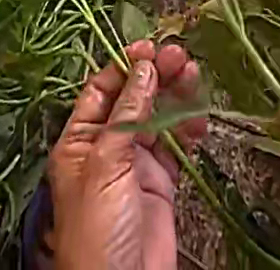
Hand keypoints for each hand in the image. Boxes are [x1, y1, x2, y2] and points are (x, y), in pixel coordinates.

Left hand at [47, 40, 207, 269]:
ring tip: (193, 74)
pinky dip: (188, 127)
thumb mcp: (106, 164)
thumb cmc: (98, 232)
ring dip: (175, 94)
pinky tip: (199, 113)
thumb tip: (144, 67)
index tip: (148, 47)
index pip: (102, 89)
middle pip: (134, 98)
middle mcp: (107, 147)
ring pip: (158, 117)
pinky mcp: (160, 183)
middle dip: (156, 75)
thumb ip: (127, 114)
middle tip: (178, 56)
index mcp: (80, 140)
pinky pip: (176, 146)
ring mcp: (135, 164)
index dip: (125, 65)